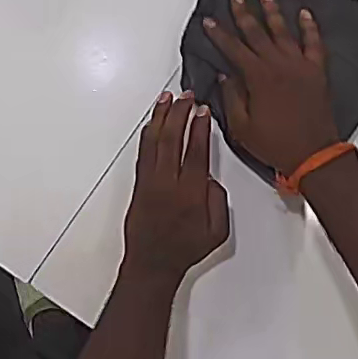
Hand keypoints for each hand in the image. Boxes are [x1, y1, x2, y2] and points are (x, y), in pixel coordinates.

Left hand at [122, 92, 230, 285]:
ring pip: (153, 142)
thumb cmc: (183, 249)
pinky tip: (152, 123)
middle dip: (179, 113)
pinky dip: (148, 134)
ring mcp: (150, 182)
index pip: (195, 151)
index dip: (199, 127)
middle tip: (186, 96)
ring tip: (166, 99)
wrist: (151, 262)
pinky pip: (143, 152)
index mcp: (189, 193)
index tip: (202, 110)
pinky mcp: (139, 184)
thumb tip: (210, 179)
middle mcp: (167, 183)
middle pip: (172, 139)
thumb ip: (218, 200)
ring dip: (160, 117)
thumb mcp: (217, 231)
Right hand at [202, 0, 338, 175]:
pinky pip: (314, 43)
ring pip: (283, 31)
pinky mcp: (317, 72)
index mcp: (257, 78)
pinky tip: (304, 13)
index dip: (219, 34)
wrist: (313, 153)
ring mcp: (300, 66)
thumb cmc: (276, 142)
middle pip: (257, 32)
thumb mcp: (241, 126)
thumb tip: (227, 78)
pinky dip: (310, 27)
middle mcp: (279, 66)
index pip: (233, 49)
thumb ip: (232, 98)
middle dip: (243, 12)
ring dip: (272, 11)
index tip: (209, 21)